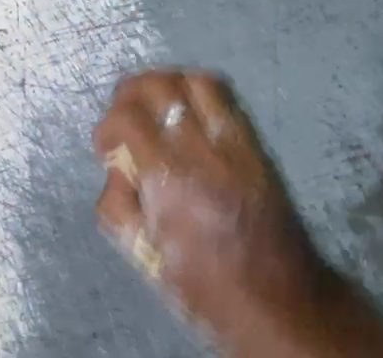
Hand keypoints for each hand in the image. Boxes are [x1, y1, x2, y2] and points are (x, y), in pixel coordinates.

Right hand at [91, 70, 328, 350]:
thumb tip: (115, 167)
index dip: (107, 126)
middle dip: (130, 92)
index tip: (105, 147)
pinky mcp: (254, 147)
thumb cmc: (203, 284)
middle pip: (159, 85)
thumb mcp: (143, 254)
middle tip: (124, 115)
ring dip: (166, 85)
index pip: (127, 118)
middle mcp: (200, 151)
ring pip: (195, 81)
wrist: (277, 301)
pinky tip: (189, 112)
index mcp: (168, 179)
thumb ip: (117, 204)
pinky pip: (225, 98)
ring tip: (156, 106)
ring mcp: (232, 145)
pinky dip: (198, 93)